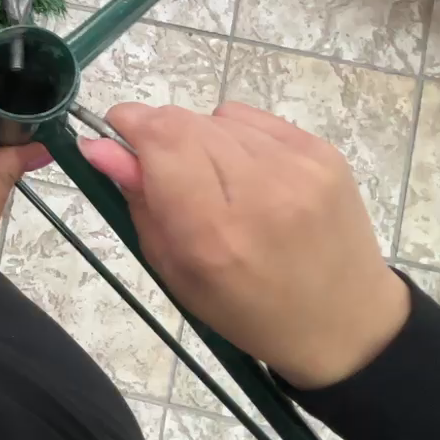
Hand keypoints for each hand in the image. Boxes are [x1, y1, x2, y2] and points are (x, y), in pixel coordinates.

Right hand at [79, 102, 409, 388]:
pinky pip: (248, 118)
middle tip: (158, 168)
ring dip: (193, 136)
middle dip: (155, 132)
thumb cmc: (240, 305)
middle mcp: (260, 191)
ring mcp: (299, 168)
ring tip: (210, 178)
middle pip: (181, 121)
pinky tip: (241, 171)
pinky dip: (229, 134)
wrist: (344, 323)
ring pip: (212, 116)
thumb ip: (135, 196)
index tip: (114, 132)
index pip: (161, 139)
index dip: (128, 124)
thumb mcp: (170, 264)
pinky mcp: (324, 152)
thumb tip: (96, 143)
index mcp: (213, 232)